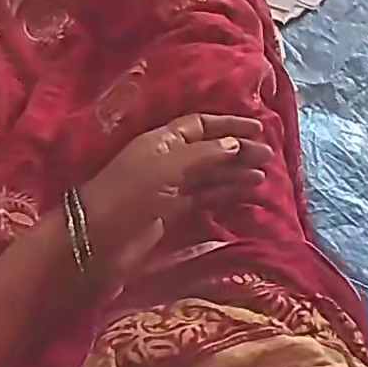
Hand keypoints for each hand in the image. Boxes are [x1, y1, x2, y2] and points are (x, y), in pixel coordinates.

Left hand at [74, 113, 272, 283]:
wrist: (99, 241)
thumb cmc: (130, 195)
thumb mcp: (168, 166)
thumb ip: (204, 154)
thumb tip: (236, 143)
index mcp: (162, 141)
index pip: (201, 125)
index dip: (229, 125)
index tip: (258, 129)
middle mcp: (168, 160)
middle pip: (210, 150)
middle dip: (239, 151)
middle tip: (268, 156)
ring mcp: (171, 187)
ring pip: (211, 175)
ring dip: (236, 173)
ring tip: (263, 177)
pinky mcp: (174, 211)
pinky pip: (207, 196)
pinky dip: (227, 193)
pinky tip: (246, 193)